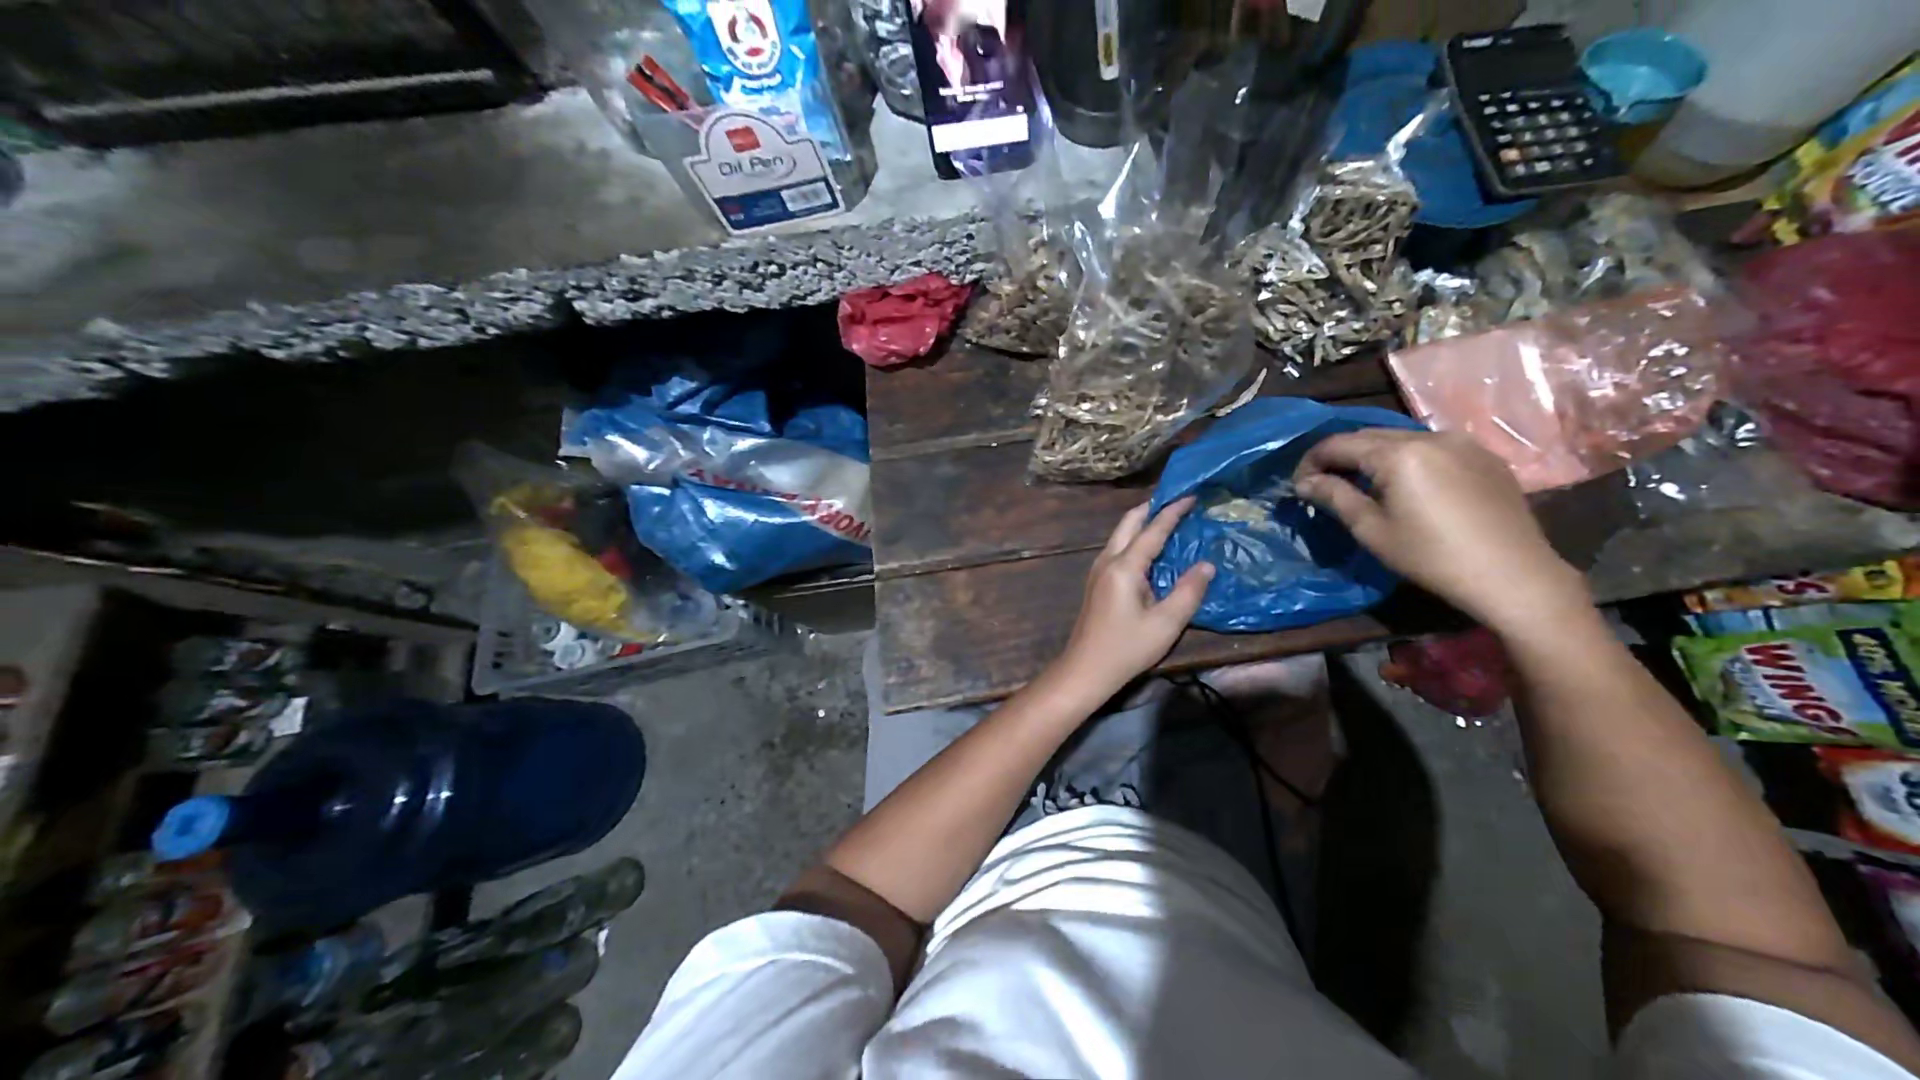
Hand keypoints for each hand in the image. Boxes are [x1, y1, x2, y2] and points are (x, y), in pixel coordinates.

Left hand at [1050, 498, 1213, 702]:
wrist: (1086, 669)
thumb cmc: (1127, 648)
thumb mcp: (1166, 623)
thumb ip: (1188, 591)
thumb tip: (1207, 565)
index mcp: (1124, 567)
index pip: (1152, 530)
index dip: (1173, 511)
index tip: (1192, 495)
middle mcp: (1107, 561)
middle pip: (1129, 522)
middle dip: (1152, 508)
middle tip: (1177, 500)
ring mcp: (1098, 570)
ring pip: (1120, 534)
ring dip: (1142, 523)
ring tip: (1168, 520)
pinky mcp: (1097, 582)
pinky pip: (1118, 549)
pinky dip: (1135, 539)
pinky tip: (1151, 549)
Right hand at [1292, 430, 1589, 633]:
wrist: (1513, 574)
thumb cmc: (1431, 557)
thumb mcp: (1372, 530)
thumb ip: (1335, 497)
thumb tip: (1305, 482)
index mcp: (1398, 453)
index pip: (1338, 444)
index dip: (1312, 461)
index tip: (1299, 485)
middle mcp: (1429, 436)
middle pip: (1369, 436)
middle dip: (1341, 456)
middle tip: (1324, 484)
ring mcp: (1462, 443)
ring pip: (1401, 439)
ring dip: (1374, 457)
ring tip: (1363, 485)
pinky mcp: (1484, 456)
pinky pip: (1433, 448)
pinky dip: (1408, 460)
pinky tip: (1407, 487)